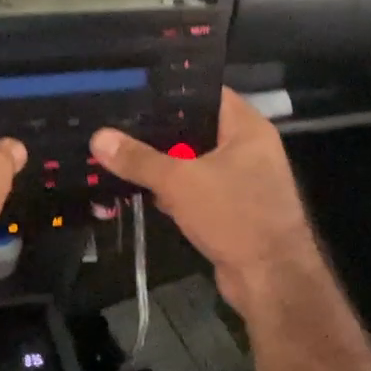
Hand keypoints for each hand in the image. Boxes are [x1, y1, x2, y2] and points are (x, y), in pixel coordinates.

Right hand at [90, 89, 318, 307]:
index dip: (171, 89)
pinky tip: (139, 189)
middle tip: (116, 124)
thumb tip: (99, 137)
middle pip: (195, 127)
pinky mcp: (231, 208)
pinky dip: (172, 191)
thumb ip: (139, 159)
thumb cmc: (235, 215)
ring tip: (119, 154)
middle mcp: (247, 148)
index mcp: (246, 128)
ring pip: (192, 161)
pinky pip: (195, 189)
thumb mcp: (180, 182)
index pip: (205, 92)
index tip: (133, 89)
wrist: (270, 280)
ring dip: (162, 164)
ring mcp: (241, 179)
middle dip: (158, 131)